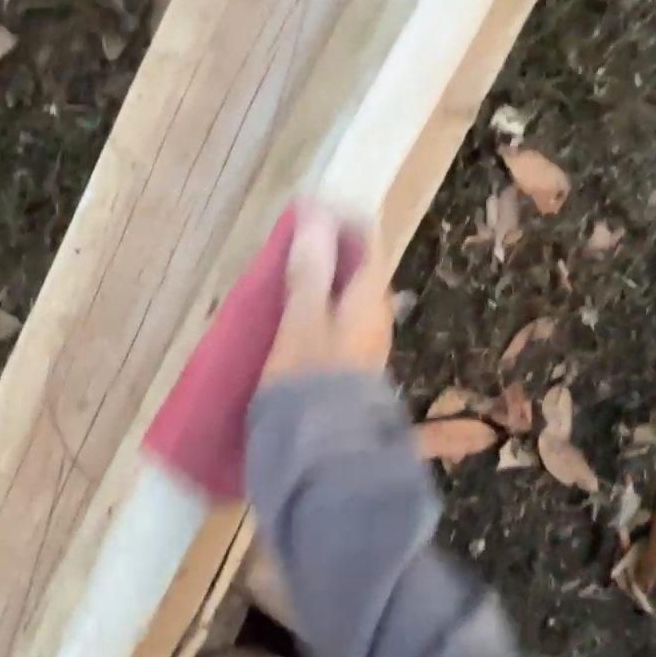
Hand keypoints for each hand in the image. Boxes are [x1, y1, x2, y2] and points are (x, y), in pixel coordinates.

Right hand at [263, 201, 392, 380]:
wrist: (322, 450)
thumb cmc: (310, 380)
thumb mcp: (302, 321)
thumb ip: (310, 269)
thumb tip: (315, 213)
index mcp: (370, 298)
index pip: (366, 239)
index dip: (338, 216)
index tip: (304, 206)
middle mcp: (375, 316)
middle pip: (355, 267)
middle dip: (324, 247)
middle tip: (286, 239)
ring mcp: (363, 343)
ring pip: (343, 294)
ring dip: (316, 278)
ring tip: (280, 275)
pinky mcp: (347, 365)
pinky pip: (333, 320)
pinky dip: (313, 306)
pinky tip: (288, 315)